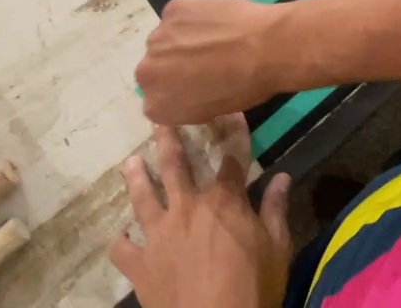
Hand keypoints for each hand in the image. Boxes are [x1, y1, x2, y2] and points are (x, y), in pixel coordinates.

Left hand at [112, 117, 293, 307]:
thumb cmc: (253, 288)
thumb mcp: (278, 247)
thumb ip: (275, 209)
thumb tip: (283, 176)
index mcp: (224, 200)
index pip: (232, 157)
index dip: (235, 133)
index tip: (233, 112)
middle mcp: (188, 207)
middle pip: (176, 165)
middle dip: (169, 139)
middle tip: (159, 120)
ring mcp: (160, 235)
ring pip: (143, 197)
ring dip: (137, 177)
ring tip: (130, 162)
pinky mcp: (141, 266)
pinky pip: (123, 249)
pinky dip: (118, 241)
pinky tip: (118, 235)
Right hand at [137, 0, 284, 123]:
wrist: (265, 47)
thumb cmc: (246, 87)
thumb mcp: (213, 108)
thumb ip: (189, 101)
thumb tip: (193, 86)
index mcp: (157, 107)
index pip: (158, 97)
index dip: (179, 86)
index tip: (197, 80)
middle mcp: (147, 73)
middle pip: (156, 65)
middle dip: (175, 61)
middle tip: (204, 56)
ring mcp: (158, 37)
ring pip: (166, 36)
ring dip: (182, 36)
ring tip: (214, 34)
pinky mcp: (173, 8)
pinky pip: (179, 12)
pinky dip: (193, 14)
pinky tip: (216, 17)